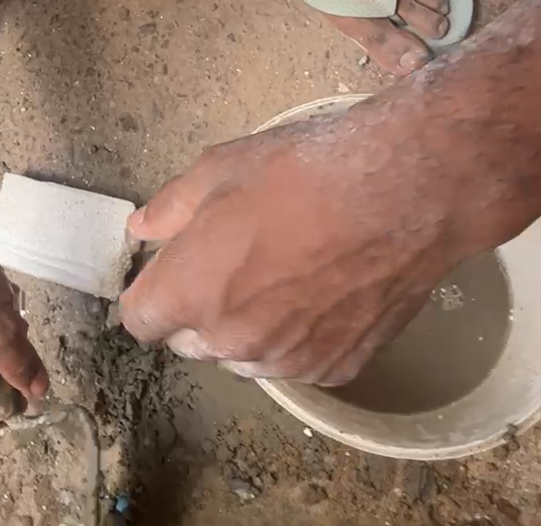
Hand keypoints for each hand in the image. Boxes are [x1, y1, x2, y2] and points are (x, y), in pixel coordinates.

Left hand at [119, 103, 524, 382]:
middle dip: (192, 306)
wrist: (401, 192)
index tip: (164, 270)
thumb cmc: (298, 172)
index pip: (139, 321)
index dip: (146, 293)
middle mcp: (233, 341)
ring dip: (241, 326)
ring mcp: (288, 362)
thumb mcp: (217, 170)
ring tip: (274, 271)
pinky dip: (291, 336)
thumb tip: (141, 229)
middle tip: (224, 258)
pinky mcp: (338, 370)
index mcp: (191, 291)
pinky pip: (291, 361)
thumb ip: (170, 208)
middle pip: (187, 341)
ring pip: (239, 356)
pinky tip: (315, 290)